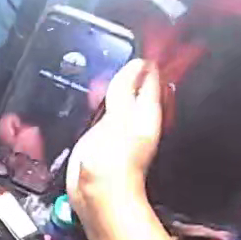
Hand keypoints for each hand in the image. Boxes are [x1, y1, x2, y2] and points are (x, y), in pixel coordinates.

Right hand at [66, 59, 163, 219]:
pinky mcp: (100, 143)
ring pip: (118, 101)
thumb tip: (137, 65)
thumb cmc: (112, 163)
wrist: (97, 196)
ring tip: (105, 70)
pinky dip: (99, 105)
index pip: (148, 79)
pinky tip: (92, 100)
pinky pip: (102, 115)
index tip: (138, 43)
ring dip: (112, 87)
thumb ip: (124, 91)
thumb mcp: (120, 119)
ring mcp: (118, 132)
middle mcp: (134, 121)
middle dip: (128, 72)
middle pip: (134, 89)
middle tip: (118, 51)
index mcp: (145, 113)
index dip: (144, 62)